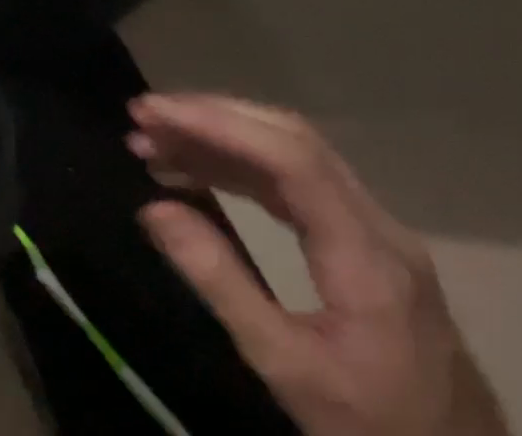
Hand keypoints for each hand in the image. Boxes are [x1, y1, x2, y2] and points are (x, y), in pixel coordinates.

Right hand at [128, 94, 509, 435]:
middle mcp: (379, 229)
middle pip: (297, 143)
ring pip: (296, 156)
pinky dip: (240, 165)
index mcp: (366, 256)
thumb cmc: (365, 416)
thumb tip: (153, 207)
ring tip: (153, 140)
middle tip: (142, 116)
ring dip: (222, 137)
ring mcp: (377, 234)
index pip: (292, 161)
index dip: (217, 125)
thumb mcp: (282, 362)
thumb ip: (218, 281)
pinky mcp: (365, 244)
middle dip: (213, 117)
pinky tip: (195, 171)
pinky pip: (299, 183)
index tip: (151, 114)